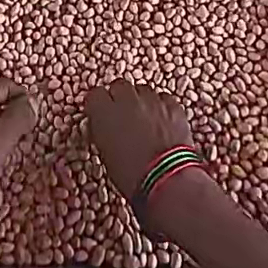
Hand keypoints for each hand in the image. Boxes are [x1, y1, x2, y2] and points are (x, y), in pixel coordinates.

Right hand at [84, 79, 194, 197]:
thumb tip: (104, 127)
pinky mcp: (172, 106)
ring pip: (142, 90)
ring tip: (144, 118)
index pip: (95, 95)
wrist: (167, 181)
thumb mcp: (106, 154)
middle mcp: (126, 100)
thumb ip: (103, 131)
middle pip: (119, 86)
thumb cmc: (133, 175)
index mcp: (103, 112)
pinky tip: (161, 121)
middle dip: (120, 97)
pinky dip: (161, 106)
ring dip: (141, 100)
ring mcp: (151, 101)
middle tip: (123, 114)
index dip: (99, 105)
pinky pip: (163, 98)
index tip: (101, 113)